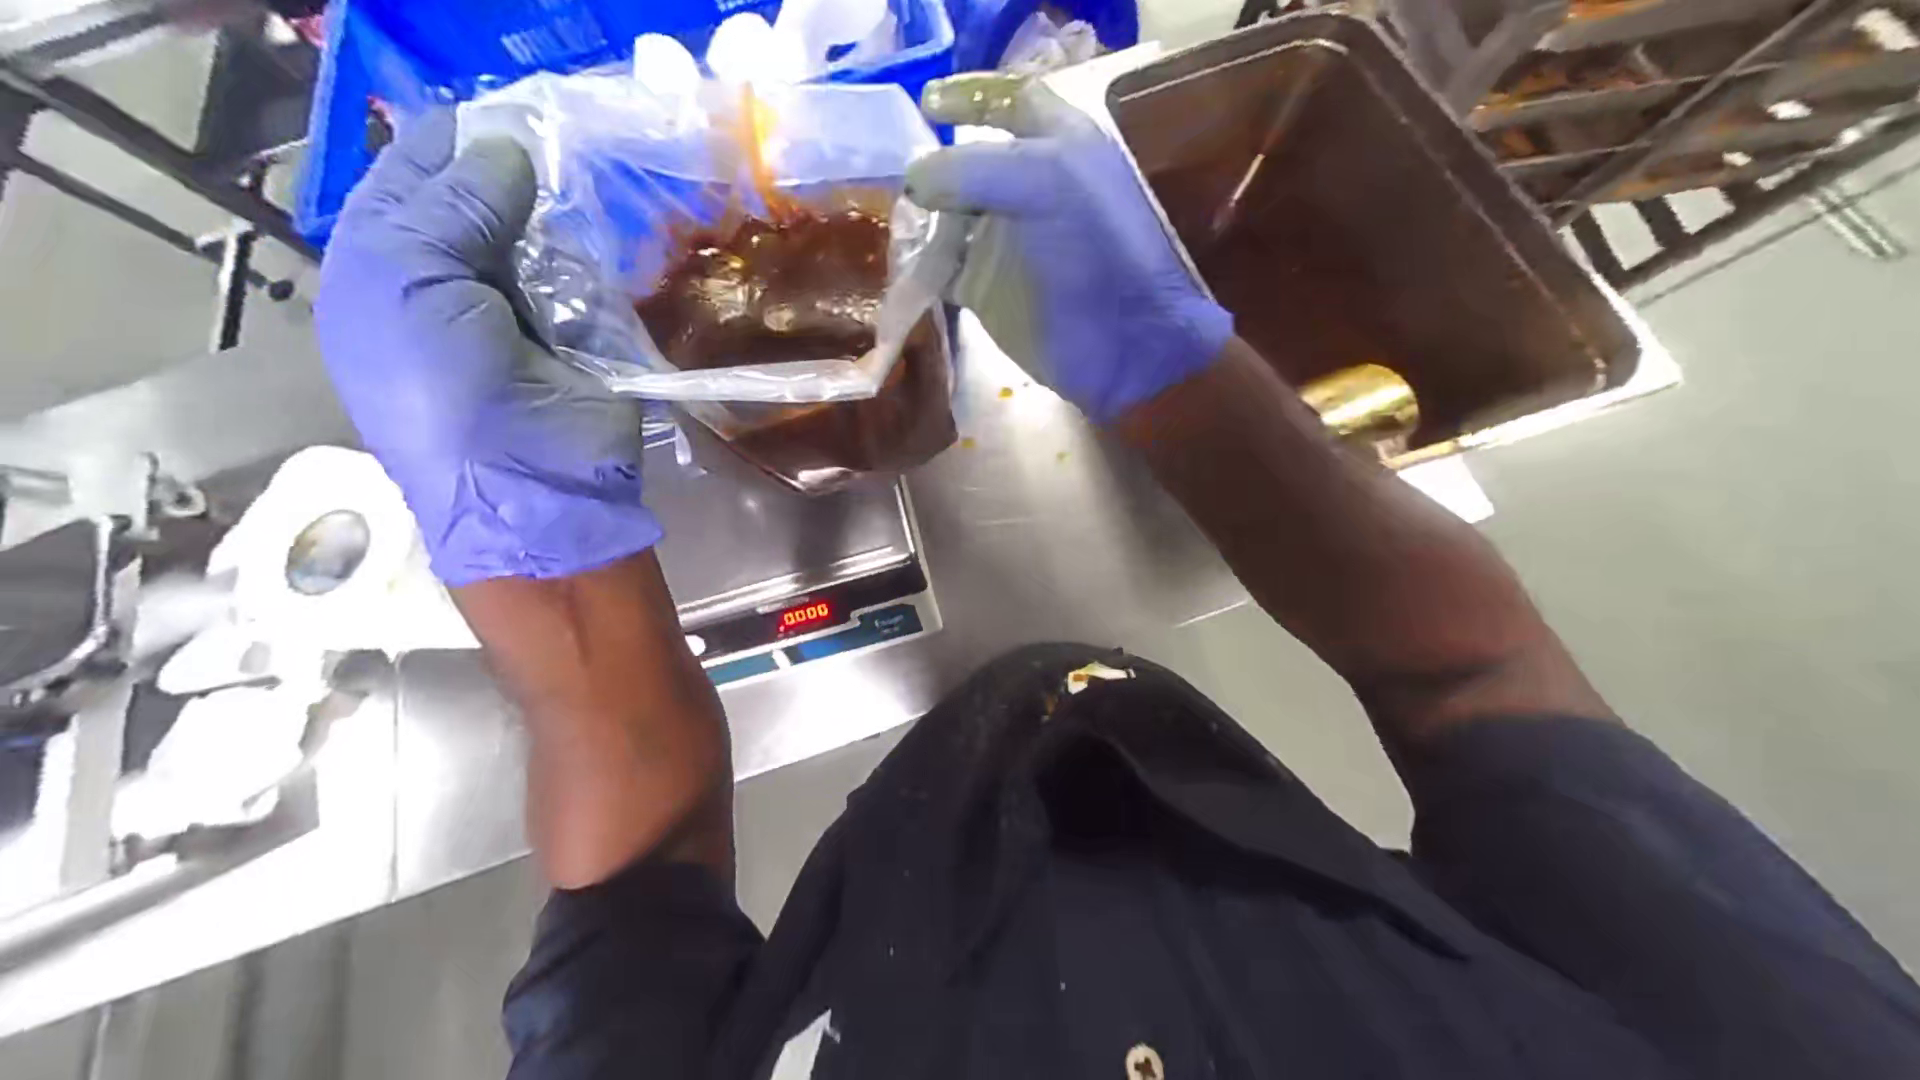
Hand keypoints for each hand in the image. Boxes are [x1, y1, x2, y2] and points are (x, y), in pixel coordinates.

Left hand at [316, 110, 659, 586]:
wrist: (535, 491)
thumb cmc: (446, 393)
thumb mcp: (412, 285)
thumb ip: (450, 208)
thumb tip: (502, 149)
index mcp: (387, 278)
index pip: (404, 187)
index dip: (436, 145)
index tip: (481, 107)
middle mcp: (454, 293)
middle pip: (479, 212)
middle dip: (504, 175)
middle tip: (545, 131)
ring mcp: (526, 322)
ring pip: (540, 246)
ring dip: (557, 217)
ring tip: (581, 169)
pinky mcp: (586, 346)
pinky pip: (589, 287)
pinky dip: (596, 261)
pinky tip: (608, 232)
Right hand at [905, 76, 1232, 422]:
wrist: (1119, 345)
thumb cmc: (1095, 254)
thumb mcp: (1044, 184)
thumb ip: (974, 168)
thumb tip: (914, 178)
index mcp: (1056, 148)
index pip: (1010, 104)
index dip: (970, 97)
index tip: (927, 103)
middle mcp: (1026, 190)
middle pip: (965, 165)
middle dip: (933, 169)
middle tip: (901, 180)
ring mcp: (1003, 242)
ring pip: (947, 218)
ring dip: (919, 218)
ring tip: (895, 223)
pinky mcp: (984, 288)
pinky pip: (939, 268)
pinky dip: (917, 266)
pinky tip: (900, 262)